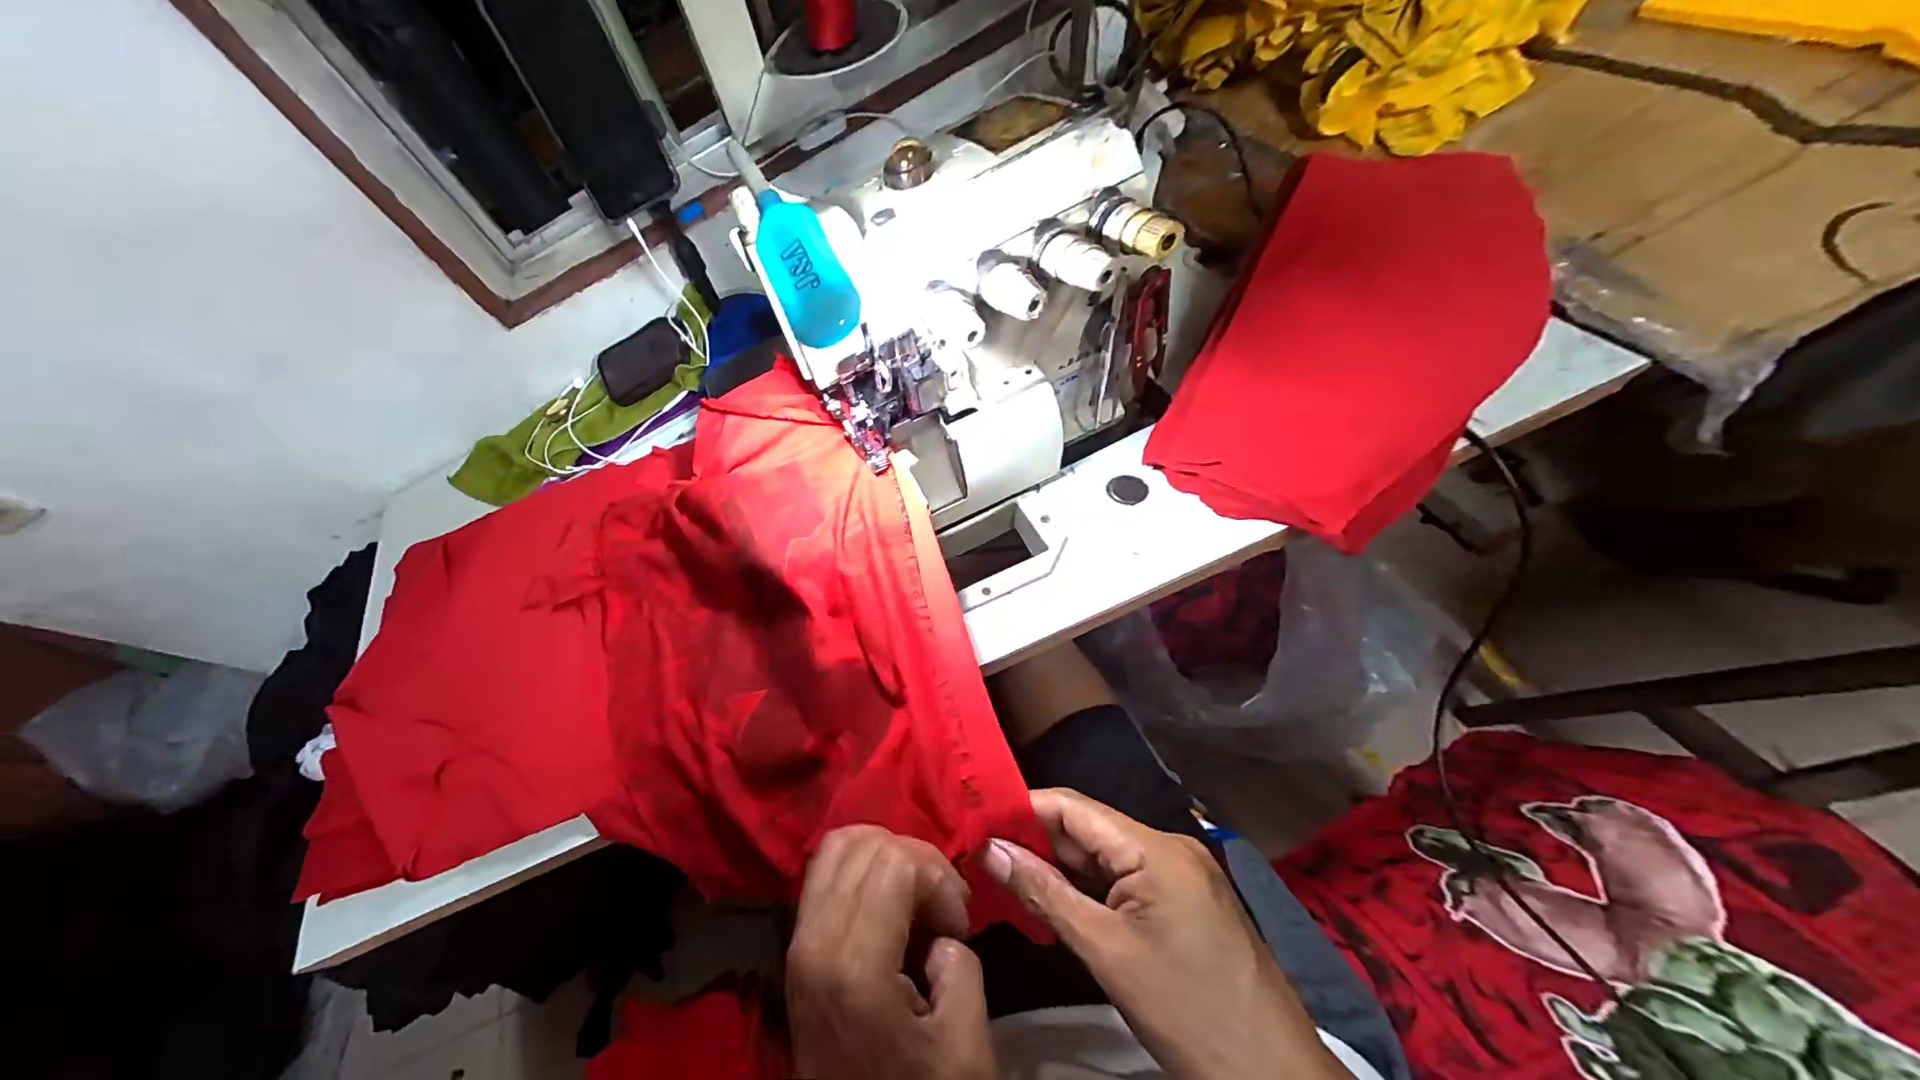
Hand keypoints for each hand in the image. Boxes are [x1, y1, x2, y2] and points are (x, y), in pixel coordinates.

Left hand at [787, 825, 997, 1079]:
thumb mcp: (963, 1046)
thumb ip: (960, 966)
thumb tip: (939, 932)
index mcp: (853, 965)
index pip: (893, 860)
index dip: (937, 877)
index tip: (957, 925)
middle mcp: (813, 942)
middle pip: (862, 843)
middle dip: (915, 860)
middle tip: (943, 905)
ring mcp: (797, 942)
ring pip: (836, 847)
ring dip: (886, 856)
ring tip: (917, 897)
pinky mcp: (796, 947)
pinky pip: (824, 872)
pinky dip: (862, 866)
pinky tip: (890, 901)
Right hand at [981, 790, 1347, 1079]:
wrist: (1272, 1076)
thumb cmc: (1185, 1009)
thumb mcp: (1105, 950)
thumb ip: (1044, 892)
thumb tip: (991, 850)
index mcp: (1154, 847)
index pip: (1074, 807)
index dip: (1024, 810)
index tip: (978, 823)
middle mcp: (1168, 847)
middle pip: (1089, 829)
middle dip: (1037, 842)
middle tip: (983, 857)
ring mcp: (1180, 874)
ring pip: (1105, 857)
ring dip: (1060, 867)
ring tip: (1005, 876)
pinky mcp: (1184, 901)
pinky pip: (1125, 880)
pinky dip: (1089, 889)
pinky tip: (1053, 901)